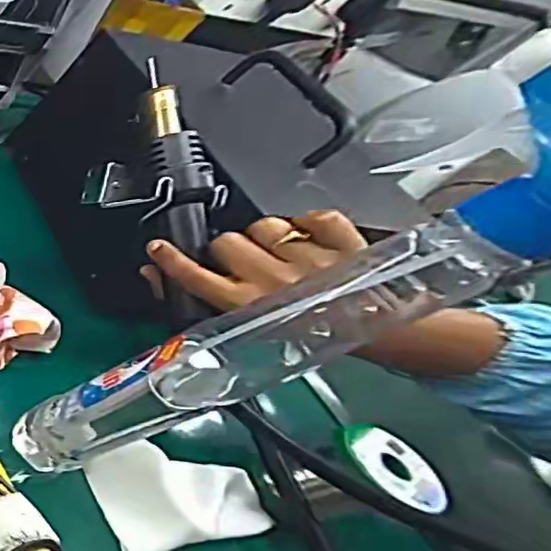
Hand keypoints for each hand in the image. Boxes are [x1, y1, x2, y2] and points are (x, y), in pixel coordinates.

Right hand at [142, 209, 503, 377]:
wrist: (392, 334)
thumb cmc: (318, 333)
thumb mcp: (251, 323)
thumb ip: (209, 294)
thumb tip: (160, 274)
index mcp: (245, 304)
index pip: (193, 276)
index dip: (170, 260)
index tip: (158, 247)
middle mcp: (272, 280)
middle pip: (225, 242)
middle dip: (231, 247)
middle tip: (248, 261)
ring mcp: (309, 260)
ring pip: (264, 226)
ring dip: (270, 234)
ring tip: (285, 251)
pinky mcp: (345, 243)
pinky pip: (314, 217)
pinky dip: (313, 222)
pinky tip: (315, 238)